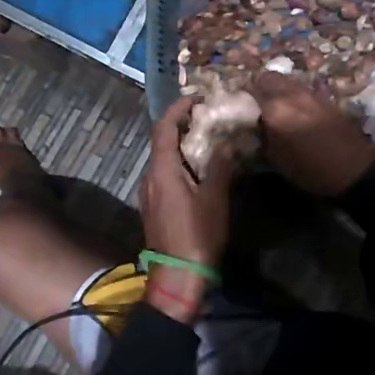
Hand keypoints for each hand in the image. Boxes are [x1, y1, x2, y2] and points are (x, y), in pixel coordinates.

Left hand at [140, 96, 235, 319]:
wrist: (177, 277)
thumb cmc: (196, 236)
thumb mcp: (214, 199)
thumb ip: (219, 166)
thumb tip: (225, 143)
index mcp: (161, 170)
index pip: (163, 128)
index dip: (177, 109)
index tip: (196, 98)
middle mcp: (149, 177)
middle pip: (161, 142)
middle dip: (181, 126)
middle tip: (207, 117)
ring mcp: (148, 194)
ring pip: (162, 160)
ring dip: (181, 146)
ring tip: (207, 140)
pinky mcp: (153, 207)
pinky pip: (164, 175)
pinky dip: (179, 164)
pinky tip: (198, 170)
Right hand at [250, 72, 374, 196]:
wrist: (355, 170)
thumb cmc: (310, 169)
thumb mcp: (275, 159)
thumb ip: (260, 137)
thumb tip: (251, 128)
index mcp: (275, 108)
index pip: (249, 88)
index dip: (241, 96)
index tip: (239, 109)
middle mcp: (292, 94)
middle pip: (268, 77)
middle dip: (259, 87)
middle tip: (256, 106)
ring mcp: (311, 94)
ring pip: (287, 82)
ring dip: (278, 92)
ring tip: (276, 112)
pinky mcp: (325, 99)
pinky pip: (301, 91)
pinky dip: (293, 98)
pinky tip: (295, 116)